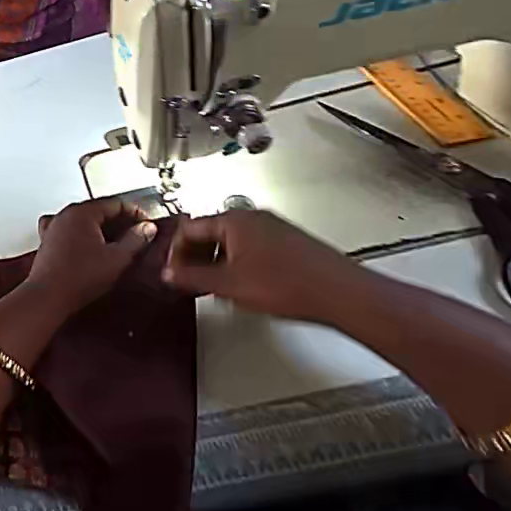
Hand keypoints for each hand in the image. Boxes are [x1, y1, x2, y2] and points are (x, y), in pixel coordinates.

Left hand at [23, 199, 157, 317]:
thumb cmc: (79, 278)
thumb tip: (146, 228)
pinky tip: (92, 250)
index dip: (135, 213)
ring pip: (85, 222)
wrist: (49, 297)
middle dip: (120, 222)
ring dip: (102, 230)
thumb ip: (135, 240)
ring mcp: (54, 228)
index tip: (146, 224)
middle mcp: (65, 215)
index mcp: (82, 212)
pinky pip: (71, 233)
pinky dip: (84, 238)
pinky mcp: (49, 242)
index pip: (115, 203)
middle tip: (137, 235)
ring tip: (118, 245)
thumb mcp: (117, 259)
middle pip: (99, 210)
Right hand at [161, 210, 364, 321]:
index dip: (176, 251)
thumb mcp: (229, 285)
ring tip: (216, 286)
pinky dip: (239, 262)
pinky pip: (251, 247)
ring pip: (231, 240)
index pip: (189, 228)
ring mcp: (272, 227)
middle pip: (210, 232)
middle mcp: (252, 217)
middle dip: (196, 256)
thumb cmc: (291, 284)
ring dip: (217, 261)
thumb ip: (192, 277)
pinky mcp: (287, 242)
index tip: (174, 270)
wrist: (340, 294)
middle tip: (190, 279)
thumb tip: (170, 273)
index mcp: (233, 220)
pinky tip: (245, 285)